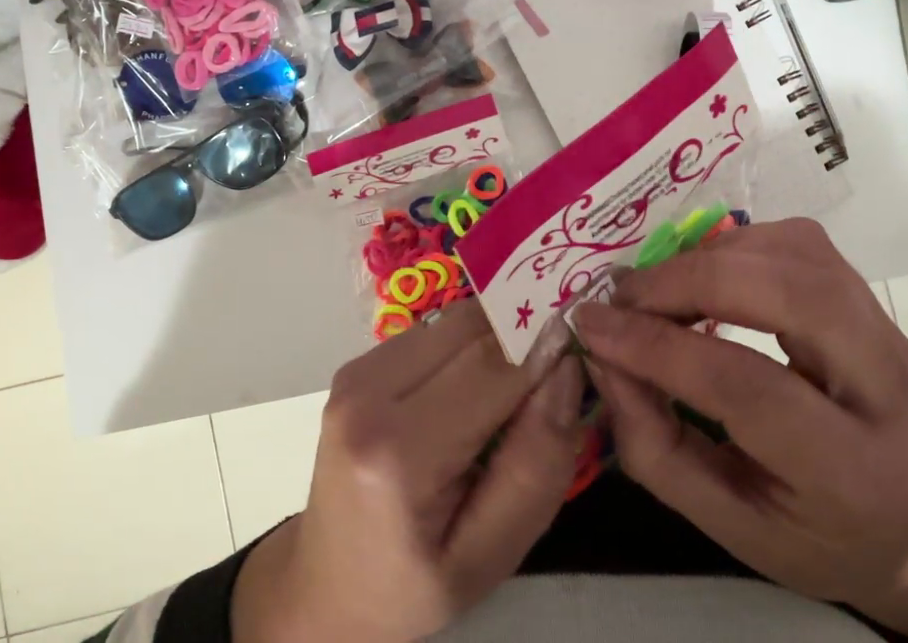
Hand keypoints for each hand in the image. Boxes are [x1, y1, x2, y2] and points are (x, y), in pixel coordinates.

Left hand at [232, 302, 583, 642]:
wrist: (327, 587)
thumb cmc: (416, 582)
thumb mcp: (492, 553)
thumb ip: (536, 464)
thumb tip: (564, 369)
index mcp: (398, 451)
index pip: (494, 365)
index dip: (544, 353)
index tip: (579, 362)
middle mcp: (367, 394)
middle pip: (473, 328)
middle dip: (522, 341)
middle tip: (550, 383)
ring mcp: (356, 373)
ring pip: (455, 319)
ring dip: (494, 341)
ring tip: (507, 398)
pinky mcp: (357, 365)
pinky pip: (434, 331)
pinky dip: (466, 347)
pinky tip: (470, 394)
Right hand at [571, 218, 907, 641]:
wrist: (906, 532)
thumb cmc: (804, 538)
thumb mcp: (721, 522)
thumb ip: (653, 443)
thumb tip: (603, 354)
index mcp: (853, 478)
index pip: (750, 389)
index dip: (660, 348)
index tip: (591, 324)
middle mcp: (894, 398)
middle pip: (798, 297)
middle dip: (694, 280)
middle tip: (626, 295)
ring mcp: (900, 344)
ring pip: (807, 257)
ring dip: (717, 257)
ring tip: (661, 289)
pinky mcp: (885, 312)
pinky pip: (810, 250)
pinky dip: (744, 249)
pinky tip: (709, 279)